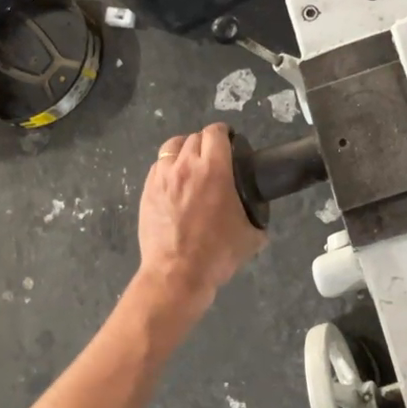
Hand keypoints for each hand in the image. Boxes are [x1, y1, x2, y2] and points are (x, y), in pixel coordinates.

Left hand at [135, 123, 267, 314]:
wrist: (177, 274)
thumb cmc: (217, 253)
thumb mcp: (251, 236)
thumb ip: (258, 219)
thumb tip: (259, 219)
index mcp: (214, 169)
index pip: (216, 133)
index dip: (224, 133)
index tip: (231, 143)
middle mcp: (186, 166)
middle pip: (194, 137)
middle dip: (206, 142)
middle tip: (215, 158)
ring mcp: (162, 177)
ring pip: (172, 147)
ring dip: (184, 150)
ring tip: (191, 165)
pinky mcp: (147, 191)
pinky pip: (158, 167)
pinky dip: (168, 168)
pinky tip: (175, 183)